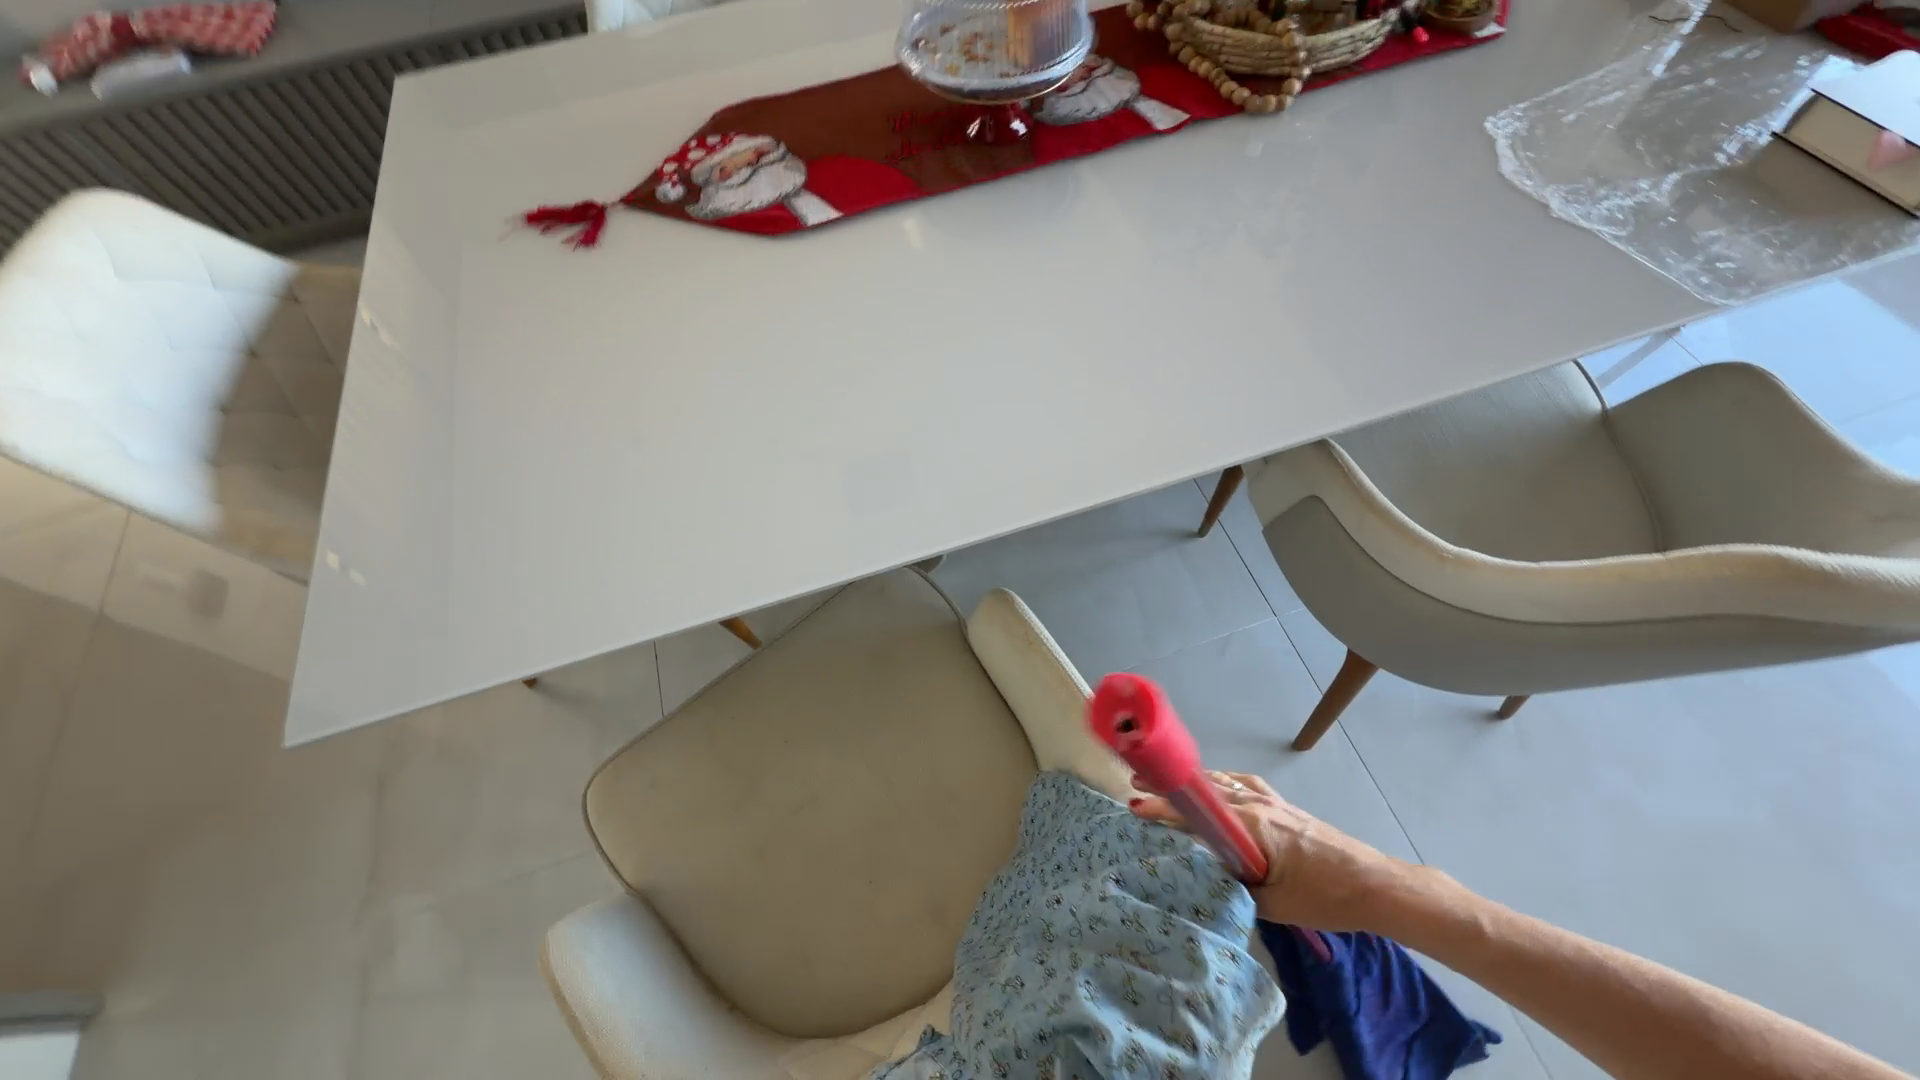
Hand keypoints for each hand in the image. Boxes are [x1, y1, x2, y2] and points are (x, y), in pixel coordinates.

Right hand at [1129, 770, 1429, 932]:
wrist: (1377, 886)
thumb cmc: (1326, 898)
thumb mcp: (1272, 904)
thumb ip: (1235, 887)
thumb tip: (1209, 878)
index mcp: (1251, 826)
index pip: (1197, 813)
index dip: (1163, 808)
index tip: (1134, 802)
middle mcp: (1258, 805)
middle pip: (1206, 789)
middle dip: (1172, 786)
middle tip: (1139, 781)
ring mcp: (1275, 803)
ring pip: (1225, 782)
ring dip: (1195, 781)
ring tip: (1172, 782)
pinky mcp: (1288, 808)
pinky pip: (1247, 785)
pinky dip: (1226, 781)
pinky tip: (1222, 786)